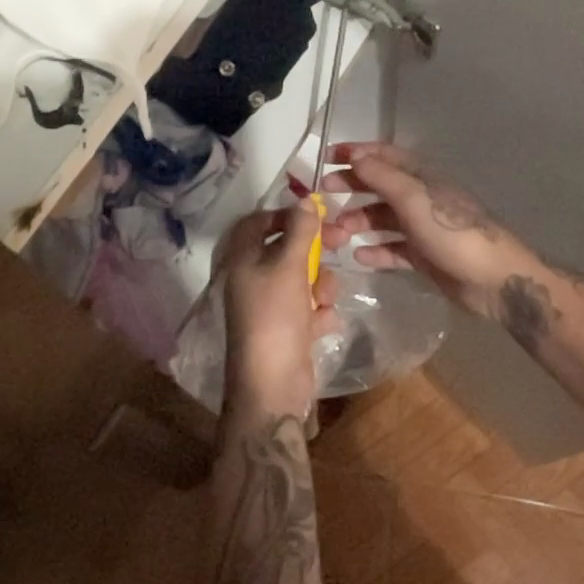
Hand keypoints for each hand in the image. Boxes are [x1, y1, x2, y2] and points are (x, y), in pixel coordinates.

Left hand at [213, 201, 342, 414]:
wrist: (273, 384)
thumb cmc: (275, 316)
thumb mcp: (289, 266)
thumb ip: (300, 231)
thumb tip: (304, 199)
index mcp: (242, 260)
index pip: (258, 222)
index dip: (284, 214)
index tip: (313, 214)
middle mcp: (252, 280)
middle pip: (287, 250)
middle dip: (315, 249)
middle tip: (342, 241)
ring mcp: (270, 306)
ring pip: (304, 279)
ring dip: (321, 286)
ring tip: (323, 300)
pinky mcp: (288, 329)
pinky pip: (310, 309)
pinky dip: (320, 313)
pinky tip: (324, 324)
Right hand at [318, 143, 530, 316]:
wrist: (494, 279)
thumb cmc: (453, 232)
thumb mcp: (413, 198)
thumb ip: (382, 176)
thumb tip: (355, 156)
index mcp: (421, 177)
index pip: (383, 156)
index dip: (356, 153)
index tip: (326, 158)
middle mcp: (420, 198)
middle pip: (379, 186)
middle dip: (351, 187)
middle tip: (324, 193)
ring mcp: (422, 228)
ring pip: (382, 219)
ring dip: (358, 222)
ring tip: (336, 233)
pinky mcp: (424, 256)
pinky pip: (392, 249)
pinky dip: (375, 250)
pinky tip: (358, 256)